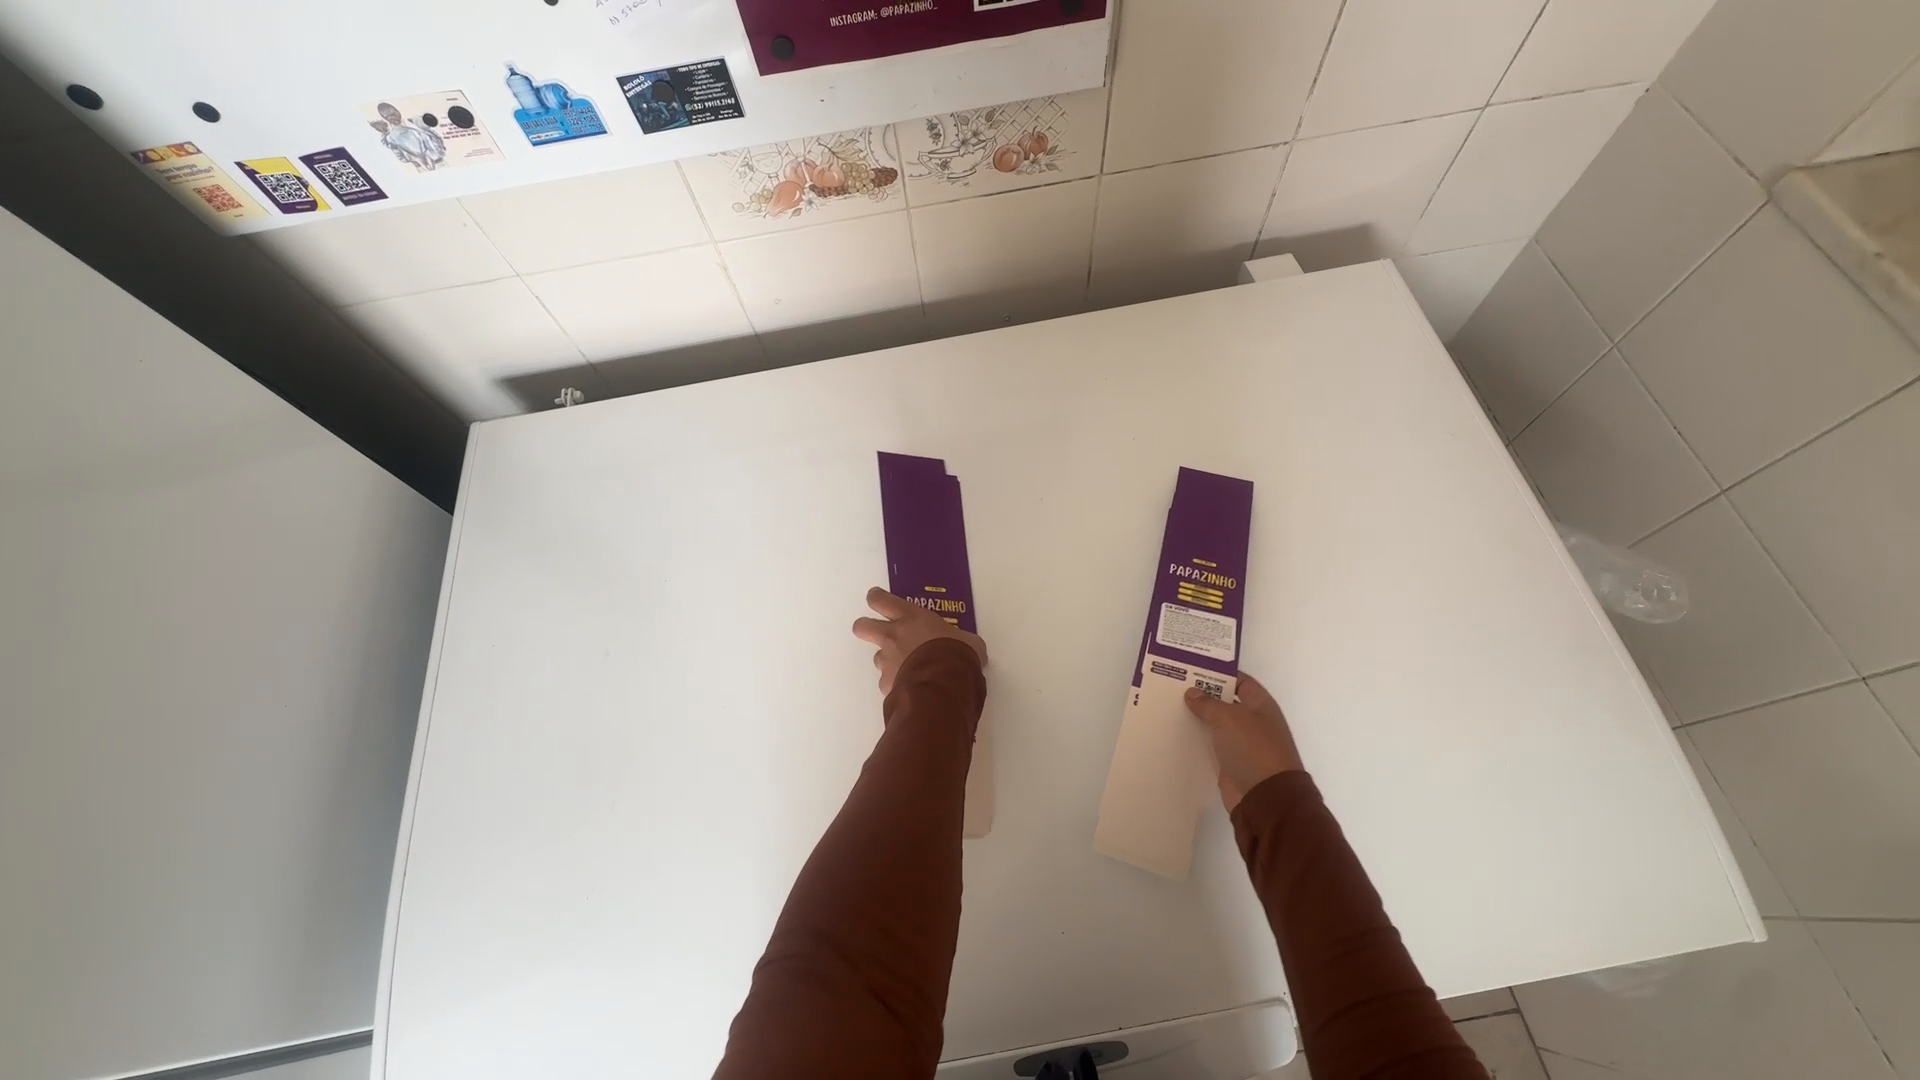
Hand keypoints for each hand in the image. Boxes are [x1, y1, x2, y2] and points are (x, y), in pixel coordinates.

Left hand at [851, 587, 987, 693]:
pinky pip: (888, 683)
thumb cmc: (957, 654)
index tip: (878, 600)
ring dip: (889, 662)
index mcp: (911, 617)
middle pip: (862, 625)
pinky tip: (912, 690)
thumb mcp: (967, 641)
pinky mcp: (886, 684)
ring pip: (877, 657)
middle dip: (865, 627)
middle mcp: (893, 636)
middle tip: (876, 632)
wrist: (944, 685)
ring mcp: (887, 661)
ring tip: (909, 670)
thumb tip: (969, 648)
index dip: (876, 598)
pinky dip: (897, 685)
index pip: (881, 600)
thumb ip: (961, 640)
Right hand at [1184, 673, 1303, 811]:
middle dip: (1203, 695)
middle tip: (1173, 686)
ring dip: (1197, 718)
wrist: (1266, 798)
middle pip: (1225, 702)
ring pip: (1215, 725)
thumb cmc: (1253, 749)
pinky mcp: (1230, 763)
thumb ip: (1209, 704)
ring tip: (1168, 707)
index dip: (1219, 673)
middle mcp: (1252, 722)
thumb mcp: (1229, 718)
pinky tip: (1175, 734)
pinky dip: (1196, 740)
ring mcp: (1242, 744)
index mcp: (1260, 705)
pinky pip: (1211, 745)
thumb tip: (1192, 692)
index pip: (1240, 681)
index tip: (1192, 668)